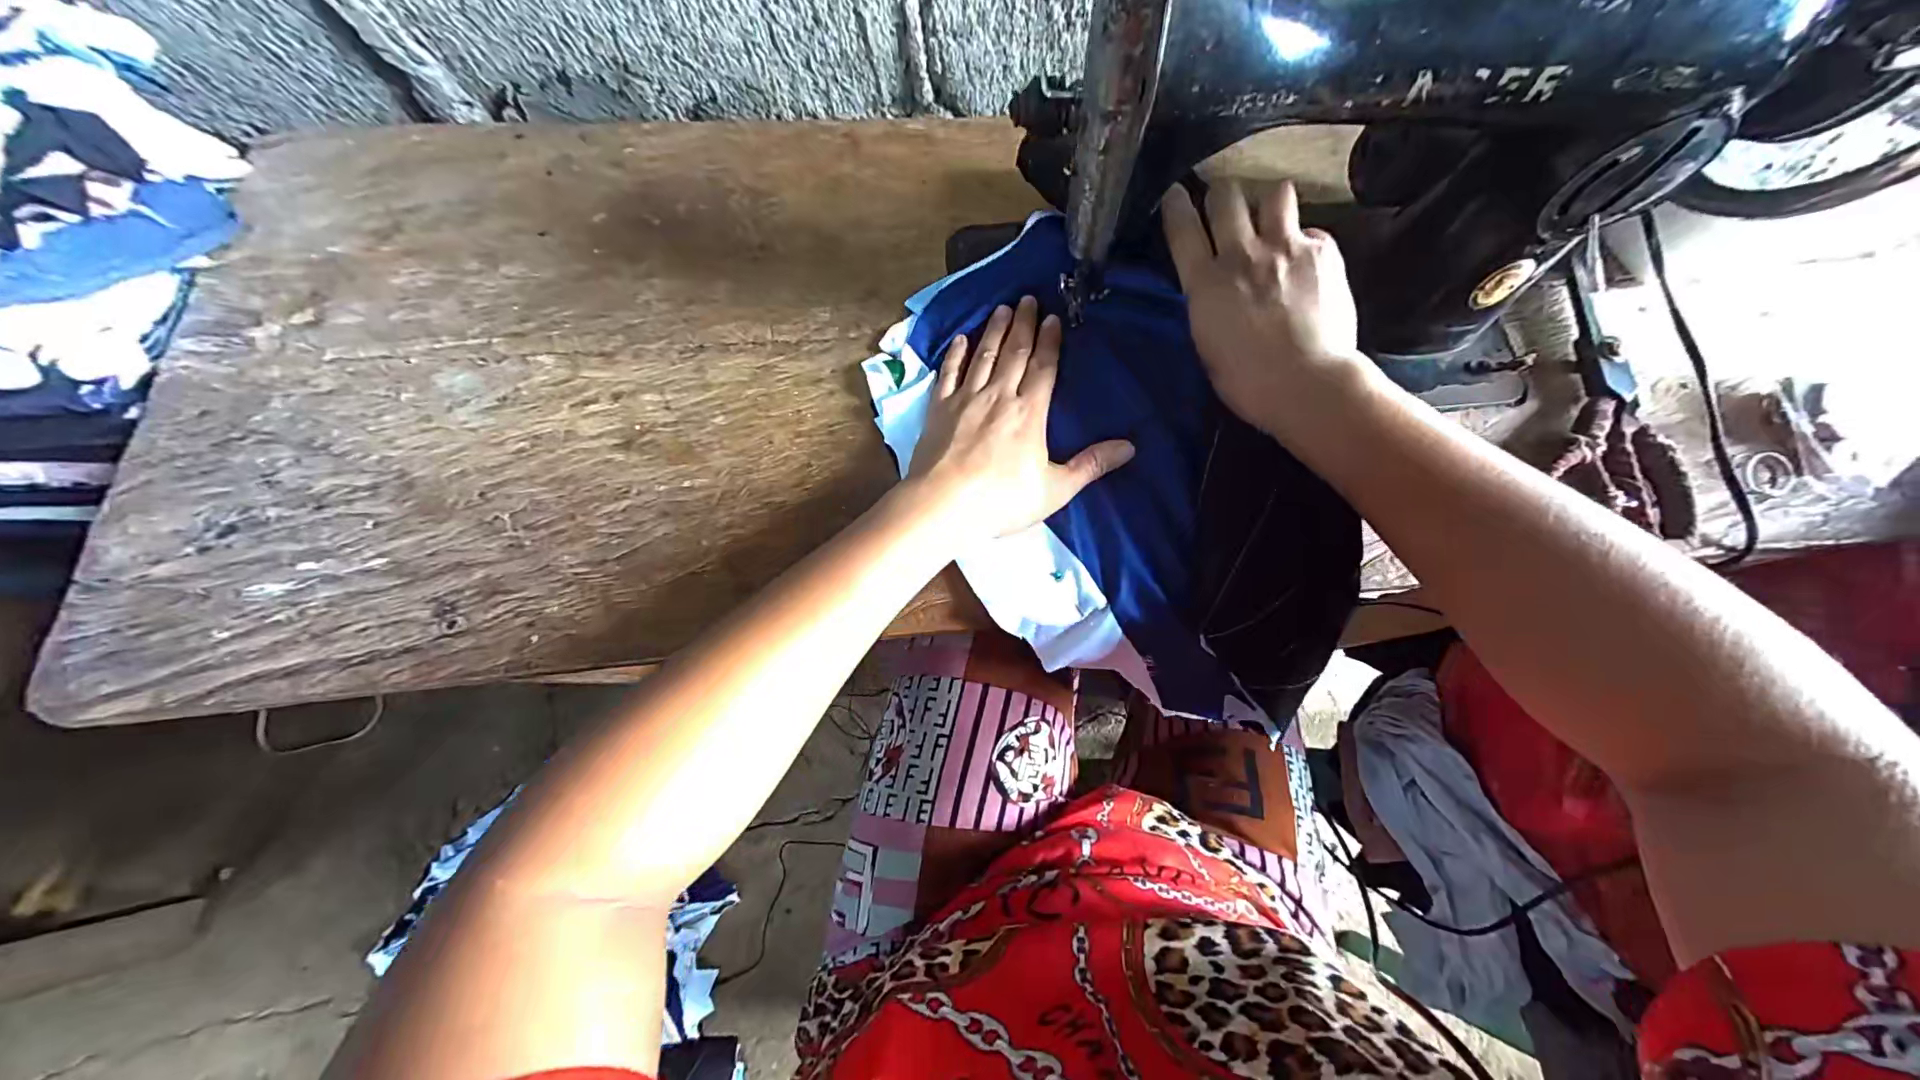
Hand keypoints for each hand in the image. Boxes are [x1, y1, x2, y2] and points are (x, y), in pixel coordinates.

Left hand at [901, 296, 1134, 543]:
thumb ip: (1090, 465)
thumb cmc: (1001, 500)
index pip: (1043, 368)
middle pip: (1014, 353)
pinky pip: (948, 373)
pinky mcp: (938, 409)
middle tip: (1028, 300)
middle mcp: (998, 396)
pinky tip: (961, 339)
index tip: (1052, 319)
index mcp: (1029, 412)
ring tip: (1002, 309)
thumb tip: (1129, 447)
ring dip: (994, 331)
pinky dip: (956, 354)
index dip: (1049, 342)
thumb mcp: (1054, 489)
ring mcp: (965, 399)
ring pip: (983, 356)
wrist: (943, 505)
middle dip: (1023, 325)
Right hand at [1161, 179, 1374, 436]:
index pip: (1182, 228)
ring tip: (1272, 221)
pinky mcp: (1323, 251)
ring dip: (1268, 203)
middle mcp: (1240, 254)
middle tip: (1225, 207)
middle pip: (1225, 196)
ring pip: (1274, 193)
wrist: (1305, 382)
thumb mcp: (1207, 341)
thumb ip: (1208, 302)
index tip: (1176, 194)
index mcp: (1204, 283)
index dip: (1176, 205)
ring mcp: (1284, 247)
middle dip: (1222, 196)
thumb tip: (1215, 286)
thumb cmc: (1245, 380)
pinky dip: (1306, 241)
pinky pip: (1311, 229)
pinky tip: (1306, 262)